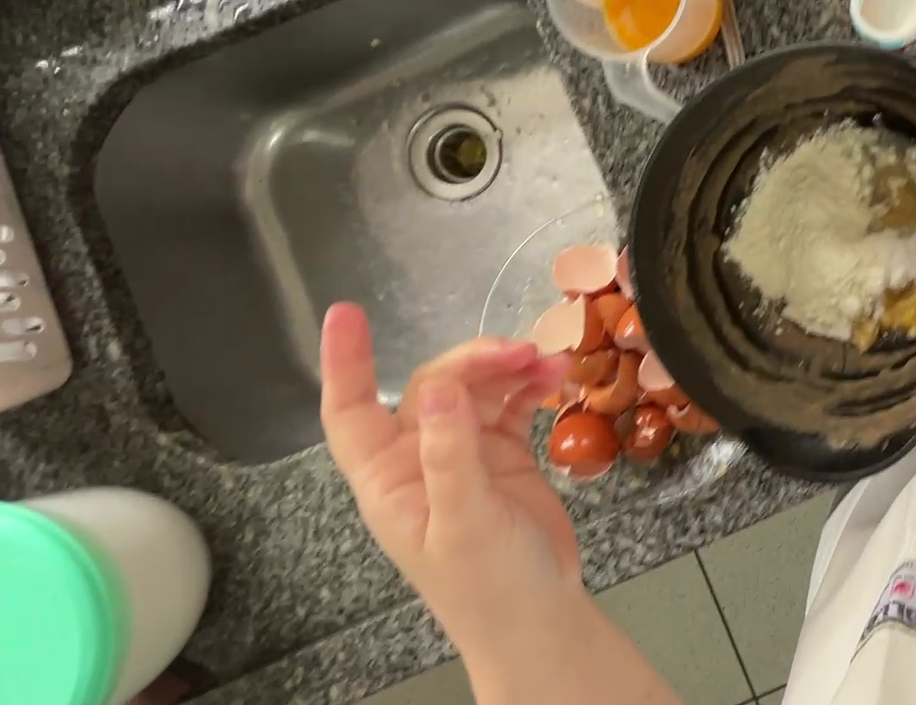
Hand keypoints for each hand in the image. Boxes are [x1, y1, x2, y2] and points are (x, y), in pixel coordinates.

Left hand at [319, 303, 579, 653]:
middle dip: (475, 362)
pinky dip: (532, 386)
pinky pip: (513, 405)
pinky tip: (555, 380)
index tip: (347, 315)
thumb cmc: (487, 583)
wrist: (538, 612)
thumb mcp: (465, 520)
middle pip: (436, 386)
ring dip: (511, 369)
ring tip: (550, 364)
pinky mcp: (505, 456)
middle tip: (523, 352)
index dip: (347, 363)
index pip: (353, 410)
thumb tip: (436, 385)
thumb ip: (449, 453)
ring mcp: (466, 455)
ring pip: (478, 390)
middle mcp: (421, 459)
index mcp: (391, 479)